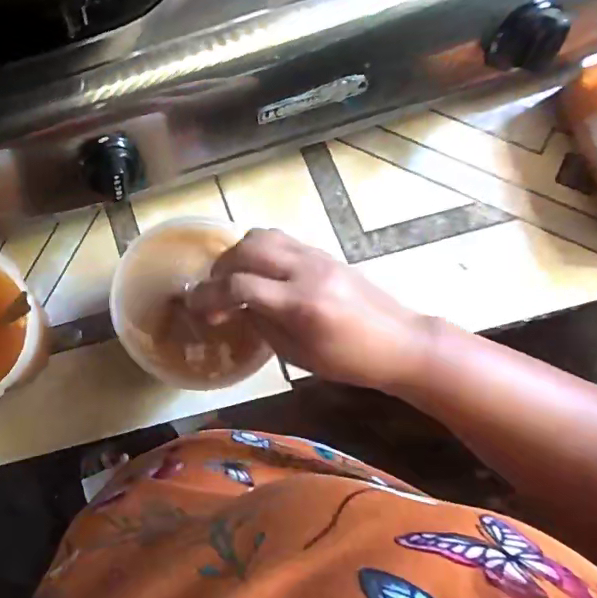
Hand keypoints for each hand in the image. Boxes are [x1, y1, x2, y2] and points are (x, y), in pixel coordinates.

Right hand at [187, 228, 443, 392]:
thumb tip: (236, 307)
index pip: (240, 286)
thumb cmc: (351, 361)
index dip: (210, 296)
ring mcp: (316, 257)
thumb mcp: (299, 356)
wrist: (400, 342)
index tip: (196, 309)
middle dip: (219, 269)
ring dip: (237, 254)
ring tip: (231, 277)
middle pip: (246, 251)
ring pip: (261, 236)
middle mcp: (306, 272)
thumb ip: (263, 326)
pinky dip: (258, 249)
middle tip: (212, 291)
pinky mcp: (322, 252)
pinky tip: (257, 270)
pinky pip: (280, 239)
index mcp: (301, 305)